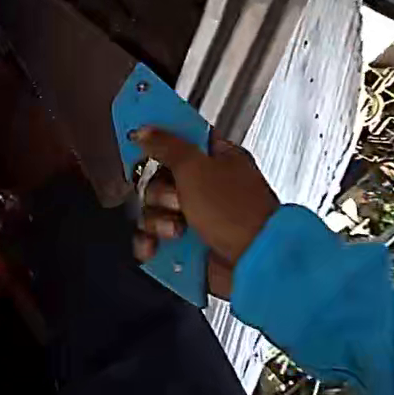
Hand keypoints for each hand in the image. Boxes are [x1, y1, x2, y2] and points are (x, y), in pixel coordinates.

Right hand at [131, 129, 279, 296]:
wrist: (254, 264)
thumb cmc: (239, 213)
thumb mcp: (196, 168)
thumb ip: (166, 145)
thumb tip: (144, 131)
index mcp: (218, 159)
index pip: (180, 140)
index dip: (158, 140)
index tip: (139, 144)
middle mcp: (207, 188)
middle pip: (157, 179)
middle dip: (158, 193)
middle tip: (175, 200)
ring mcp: (196, 218)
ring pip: (151, 210)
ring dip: (157, 221)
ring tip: (177, 230)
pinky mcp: (186, 245)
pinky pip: (151, 238)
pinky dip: (149, 243)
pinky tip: (156, 246)